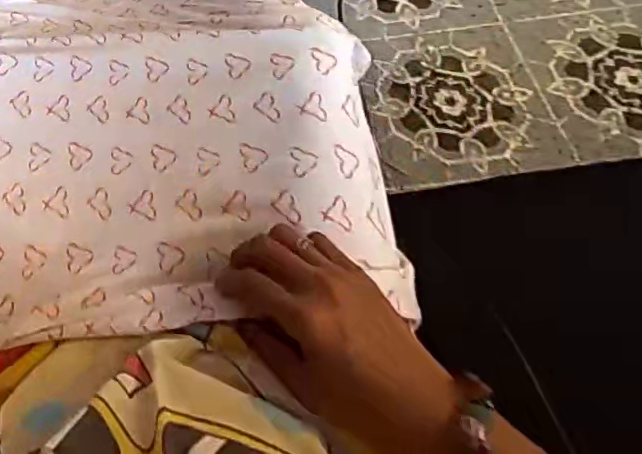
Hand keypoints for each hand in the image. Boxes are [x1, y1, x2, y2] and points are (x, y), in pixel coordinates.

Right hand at [217, 226, 469, 453]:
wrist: (420, 402)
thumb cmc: (360, 405)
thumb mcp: (306, 388)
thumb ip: (269, 349)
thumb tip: (243, 321)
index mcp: (305, 318)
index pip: (253, 284)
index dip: (230, 281)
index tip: (220, 286)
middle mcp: (319, 284)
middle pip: (267, 248)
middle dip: (243, 254)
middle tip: (235, 269)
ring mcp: (340, 273)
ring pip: (291, 236)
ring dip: (269, 244)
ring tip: (262, 262)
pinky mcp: (357, 271)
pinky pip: (320, 241)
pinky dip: (300, 245)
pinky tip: (297, 262)